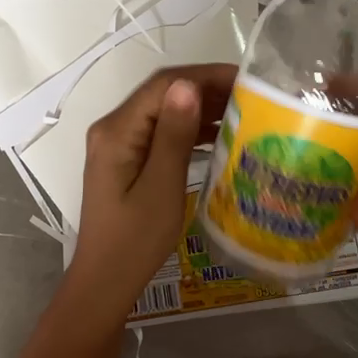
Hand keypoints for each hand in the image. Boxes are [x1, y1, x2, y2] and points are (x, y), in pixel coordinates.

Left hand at [72, 64, 235, 301]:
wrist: (105, 280)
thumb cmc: (136, 240)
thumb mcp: (161, 187)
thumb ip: (173, 135)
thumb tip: (188, 84)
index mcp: (117, 131)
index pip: (163, 85)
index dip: (205, 76)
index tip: (246, 79)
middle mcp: (112, 128)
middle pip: (162, 93)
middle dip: (206, 88)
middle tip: (251, 95)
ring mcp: (117, 143)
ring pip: (162, 111)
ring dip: (200, 108)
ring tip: (242, 112)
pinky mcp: (125, 159)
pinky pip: (159, 131)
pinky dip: (188, 129)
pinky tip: (219, 136)